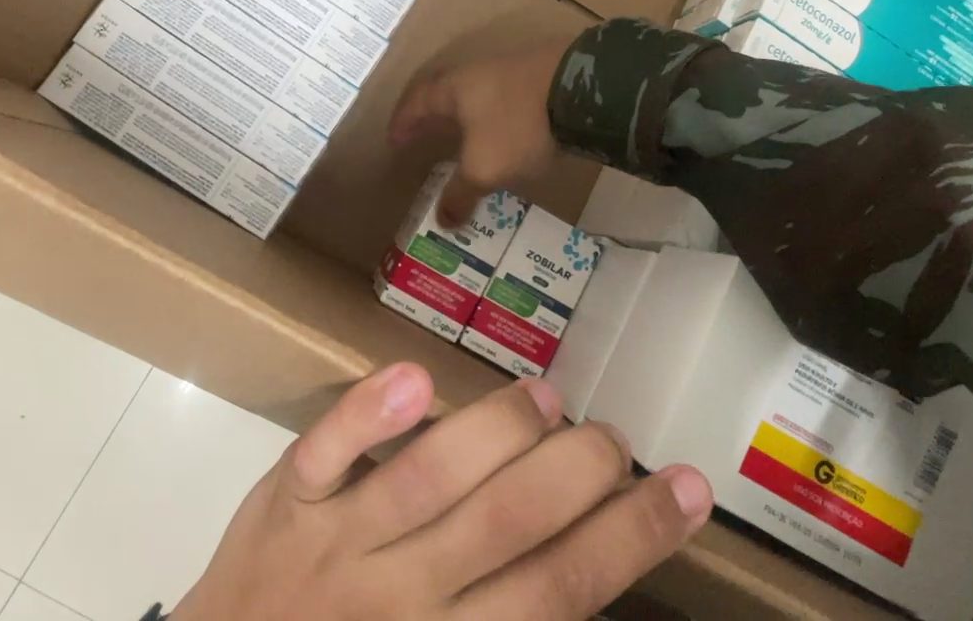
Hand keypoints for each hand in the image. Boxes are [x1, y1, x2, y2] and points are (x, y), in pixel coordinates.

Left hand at [171, 363, 712, 620]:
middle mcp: (402, 597)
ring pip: (427, 478)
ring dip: (497, 431)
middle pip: (507, 525)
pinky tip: (414, 376)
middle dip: (576, 471)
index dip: (633, 536)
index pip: (559, 590)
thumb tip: (592, 550)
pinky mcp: (286, 499)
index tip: (686, 486)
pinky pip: (325, 453)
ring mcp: (337, 540)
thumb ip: (510, 613)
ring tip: (547, 400)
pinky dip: (367, 418)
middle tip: (611, 436)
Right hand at [389, 39, 574, 225]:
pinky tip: (507, 132)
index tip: (394, 140)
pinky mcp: (540, 76)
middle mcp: (476, 74)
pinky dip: (497, 117)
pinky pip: (506, 98)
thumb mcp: (485, 168)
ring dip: (467, 115)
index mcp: (453, 89)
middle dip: (433, 115)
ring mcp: (510, 71)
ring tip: (465, 136)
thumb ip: (461, 193)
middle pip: (445, 93)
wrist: (579, 89)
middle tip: (425, 133)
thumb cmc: (517, 125)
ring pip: (478, 94)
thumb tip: (442, 221)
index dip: (403, 123)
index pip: (416, 103)